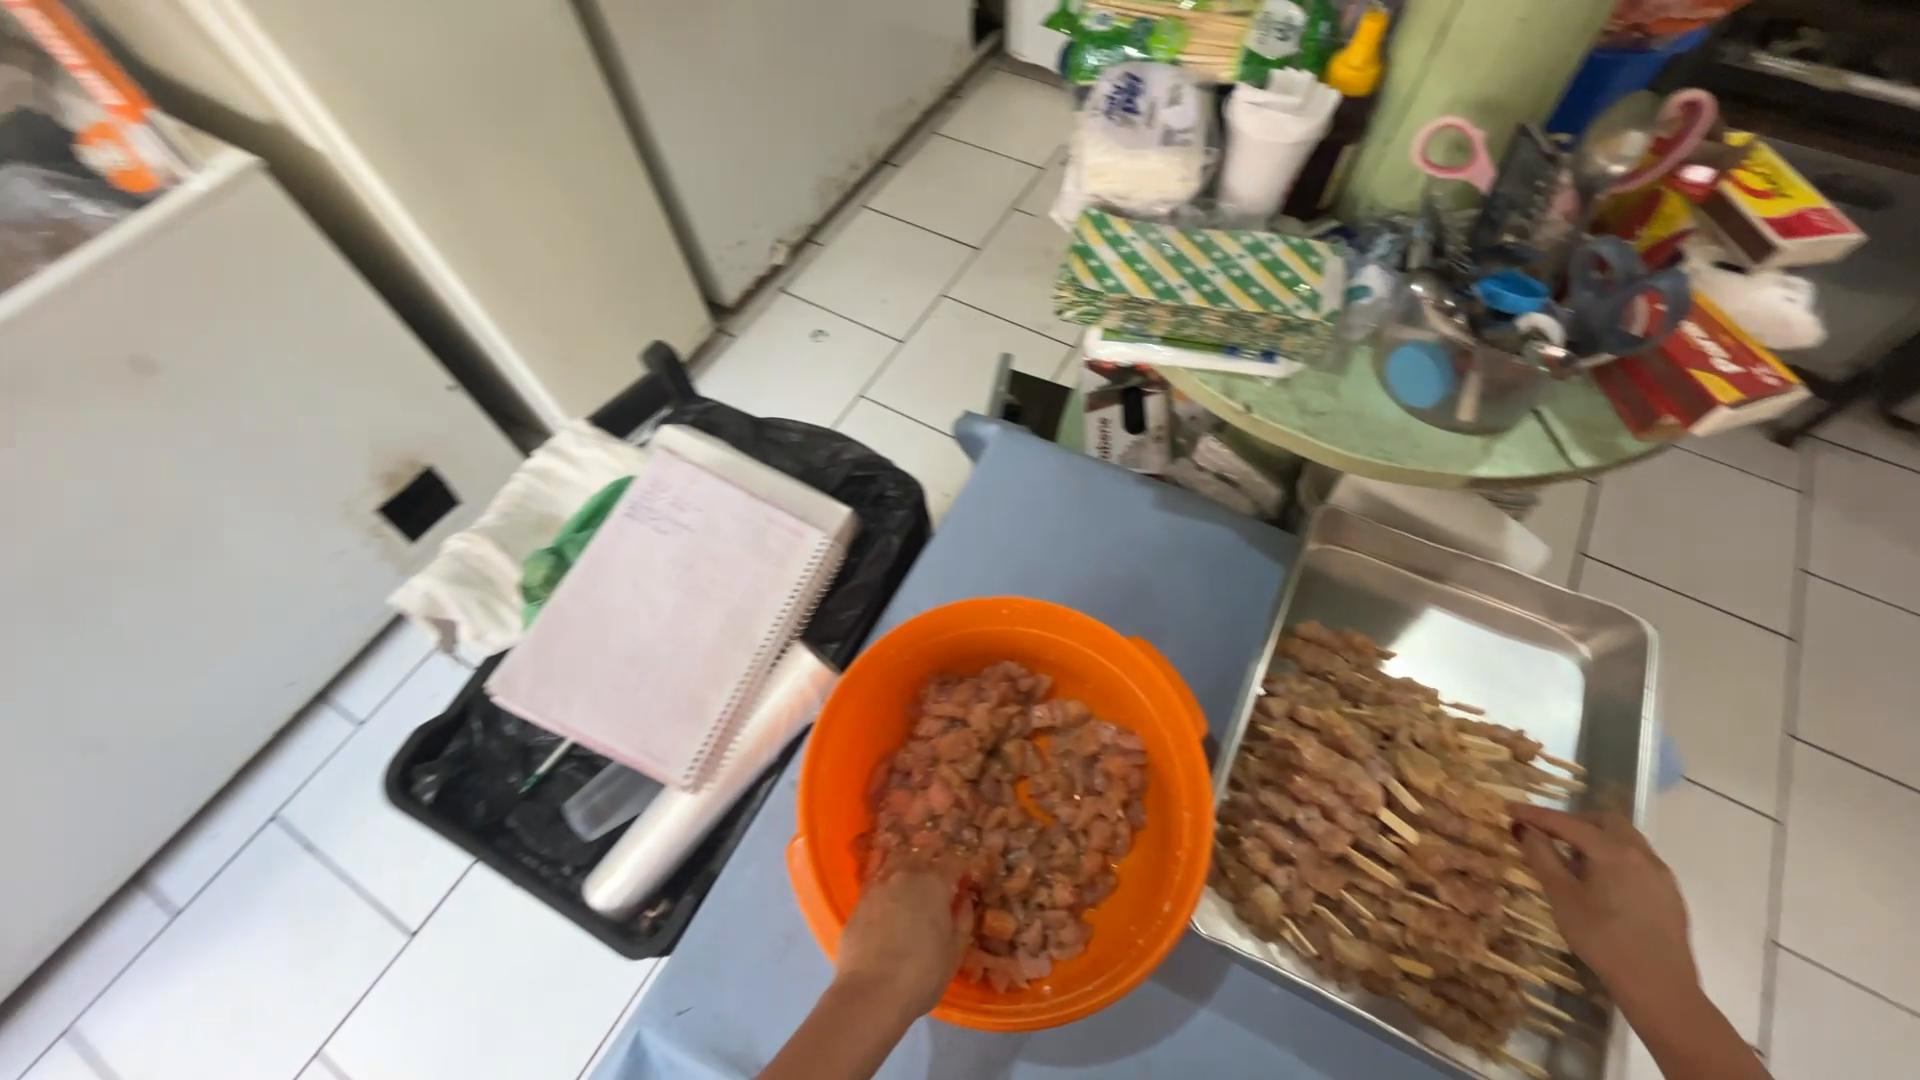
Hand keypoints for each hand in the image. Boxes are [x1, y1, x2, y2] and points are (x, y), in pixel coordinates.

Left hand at [833, 866, 974, 1021]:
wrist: (871, 993)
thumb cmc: (922, 975)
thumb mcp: (954, 952)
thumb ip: (963, 920)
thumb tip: (964, 900)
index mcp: (934, 883)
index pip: (953, 862)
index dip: (960, 869)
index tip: (963, 880)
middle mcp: (906, 875)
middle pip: (922, 855)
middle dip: (932, 862)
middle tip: (938, 879)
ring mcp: (878, 886)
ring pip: (895, 864)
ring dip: (906, 868)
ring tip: (910, 884)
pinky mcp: (858, 902)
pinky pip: (876, 883)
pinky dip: (885, 886)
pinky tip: (887, 903)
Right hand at [1508, 804, 1698, 1001]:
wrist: (1659, 986)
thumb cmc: (1601, 939)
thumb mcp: (1561, 896)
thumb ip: (1542, 856)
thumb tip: (1524, 828)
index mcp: (1614, 852)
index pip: (1567, 823)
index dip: (1535, 814)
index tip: (1509, 808)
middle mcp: (1642, 855)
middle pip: (1604, 821)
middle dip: (1572, 821)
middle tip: (1546, 833)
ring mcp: (1661, 874)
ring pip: (1625, 839)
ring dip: (1595, 838)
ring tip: (1572, 860)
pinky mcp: (1669, 894)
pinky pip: (1637, 860)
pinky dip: (1613, 856)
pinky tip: (1600, 882)